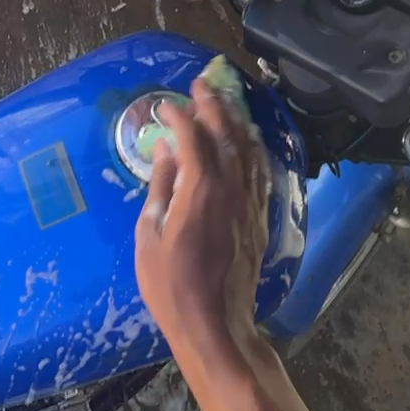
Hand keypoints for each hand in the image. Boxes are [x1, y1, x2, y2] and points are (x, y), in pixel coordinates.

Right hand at [134, 78, 272, 368]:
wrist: (215, 325)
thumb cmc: (171, 284)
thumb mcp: (149, 234)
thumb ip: (160, 187)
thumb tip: (165, 151)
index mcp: (200, 189)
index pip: (192, 137)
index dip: (178, 116)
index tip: (164, 107)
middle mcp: (231, 188)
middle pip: (226, 134)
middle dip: (212, 105)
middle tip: (200, 85)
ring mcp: (250, 203)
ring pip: (248, 149)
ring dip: (235, 121)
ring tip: (224, 102)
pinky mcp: (259, 218)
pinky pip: (260, 172)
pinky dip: (252, 149)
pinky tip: (247, 141)